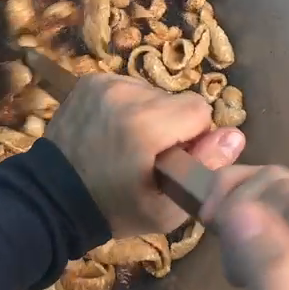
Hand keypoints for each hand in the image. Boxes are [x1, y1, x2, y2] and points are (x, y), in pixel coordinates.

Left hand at [44, 74, 244, 235]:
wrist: (52, 196)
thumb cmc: (113, 208)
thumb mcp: (166, 208)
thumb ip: (205, 170)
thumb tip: (236, 135)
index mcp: (144, 123)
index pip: (199, 109)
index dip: (194, 137)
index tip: (174, 160)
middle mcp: (124, 92)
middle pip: (175, 99)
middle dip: (171, 125)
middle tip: (148, 156)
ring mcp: (103, 82)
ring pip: (152, 92)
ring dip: (149, 115)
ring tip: (127, 145)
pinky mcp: (90, 80)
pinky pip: (128, 87)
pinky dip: (127, 107)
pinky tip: (112, 132)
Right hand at [201, 167, 288, 289]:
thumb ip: (280, 284)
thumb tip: (239, 210)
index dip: (286, 247)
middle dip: (260, 228)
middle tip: (236, 276)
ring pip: (288, 185)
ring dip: (242, 212)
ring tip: (236, 268)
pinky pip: (273, 183)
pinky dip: (236, 194)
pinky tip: (223, 230)